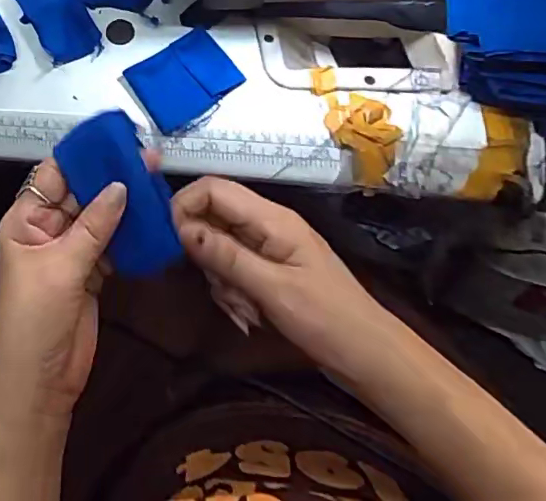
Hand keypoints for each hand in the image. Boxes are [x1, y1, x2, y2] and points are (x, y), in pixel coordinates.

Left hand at [0, 156, 137, 418]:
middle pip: (82, 192)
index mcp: (26, 219)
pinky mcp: (91, 272)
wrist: (39, 387)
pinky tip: (152, 217)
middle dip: (111, 175)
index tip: (114, 140)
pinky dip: (131, 232)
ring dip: (125, 202)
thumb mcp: (60, 267)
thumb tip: (120, 186)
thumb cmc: (33, 321)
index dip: (83, 156)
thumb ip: (93, 225)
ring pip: (101, 215)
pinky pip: (113, 241)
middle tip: (145, 157)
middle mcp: (48, 229)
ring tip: (155, 180)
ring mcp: (71, 250)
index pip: (55, 175)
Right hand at [171, 177, 391, 375]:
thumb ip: (226, 256)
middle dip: (205, 253)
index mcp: (271, 218)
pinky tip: (250, 316)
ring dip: (221, 279)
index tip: (174, 243)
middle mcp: (267, 224)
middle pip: (213, 217)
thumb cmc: (327, 320)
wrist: (371, 357)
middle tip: (220, 289)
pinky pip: (235, 268)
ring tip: (244, 311)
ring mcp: (269, 247)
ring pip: (220, 247)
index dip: (186, 206)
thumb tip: (181, 227)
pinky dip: (233, 291)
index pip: (213, 188)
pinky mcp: (270, 269)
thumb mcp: (272, 290)